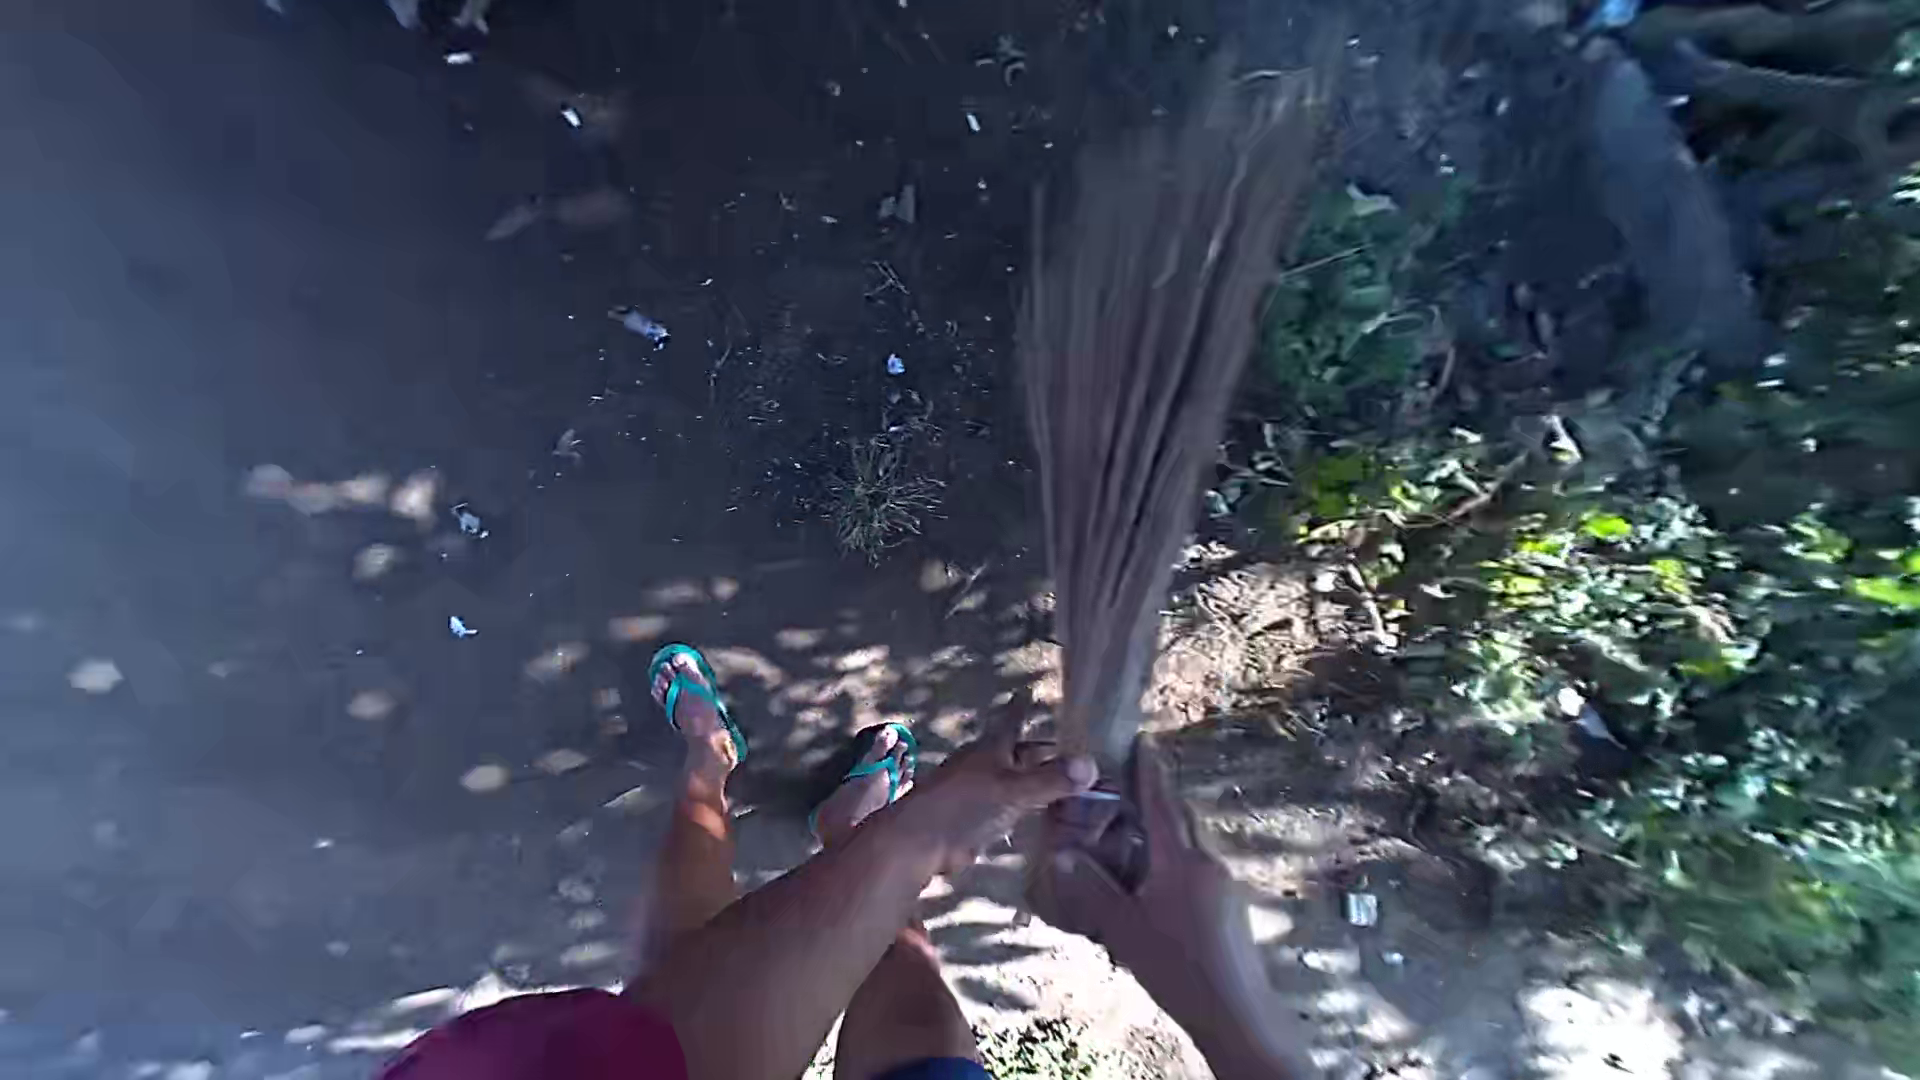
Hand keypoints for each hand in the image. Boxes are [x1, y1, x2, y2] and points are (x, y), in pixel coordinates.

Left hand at [901, 711, 1097, 871]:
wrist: (921, 839)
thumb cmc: (965, 804)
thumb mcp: (1013, 790)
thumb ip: (1051, 779)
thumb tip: (1092, 764)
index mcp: (992, 747)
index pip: (1012, 719)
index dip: (1022, 706)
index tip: (1030, 689)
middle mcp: (985, 763)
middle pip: (1016, 751)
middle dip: (1038, 749)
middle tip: (1067, 746)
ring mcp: (978, 790)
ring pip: (1012, 779)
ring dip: (1033, 780)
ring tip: (1061, 781)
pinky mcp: (975, 817)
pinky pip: (1007, 806)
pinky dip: (1024, 806)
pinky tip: (1039, 814)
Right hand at [1029, 738, 1300, 1075]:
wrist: (1242, 1021)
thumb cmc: (1180, 968)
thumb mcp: (1127, 930)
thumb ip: (1093, 891)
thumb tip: (1061, 855)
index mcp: (1181, 860)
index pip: (1162, 803)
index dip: (1151, 770)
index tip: (1146, 739)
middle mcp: (1207, 863)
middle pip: (1181, 818)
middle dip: (1160, 796)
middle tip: (1135, 781)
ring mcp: (1224, 885)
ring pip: (1192, 843)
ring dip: (1169, 829)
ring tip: (1140, 831)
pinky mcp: (1232, 908)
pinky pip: (1199, 866)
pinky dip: (1178, 857)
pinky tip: (1160, 881)